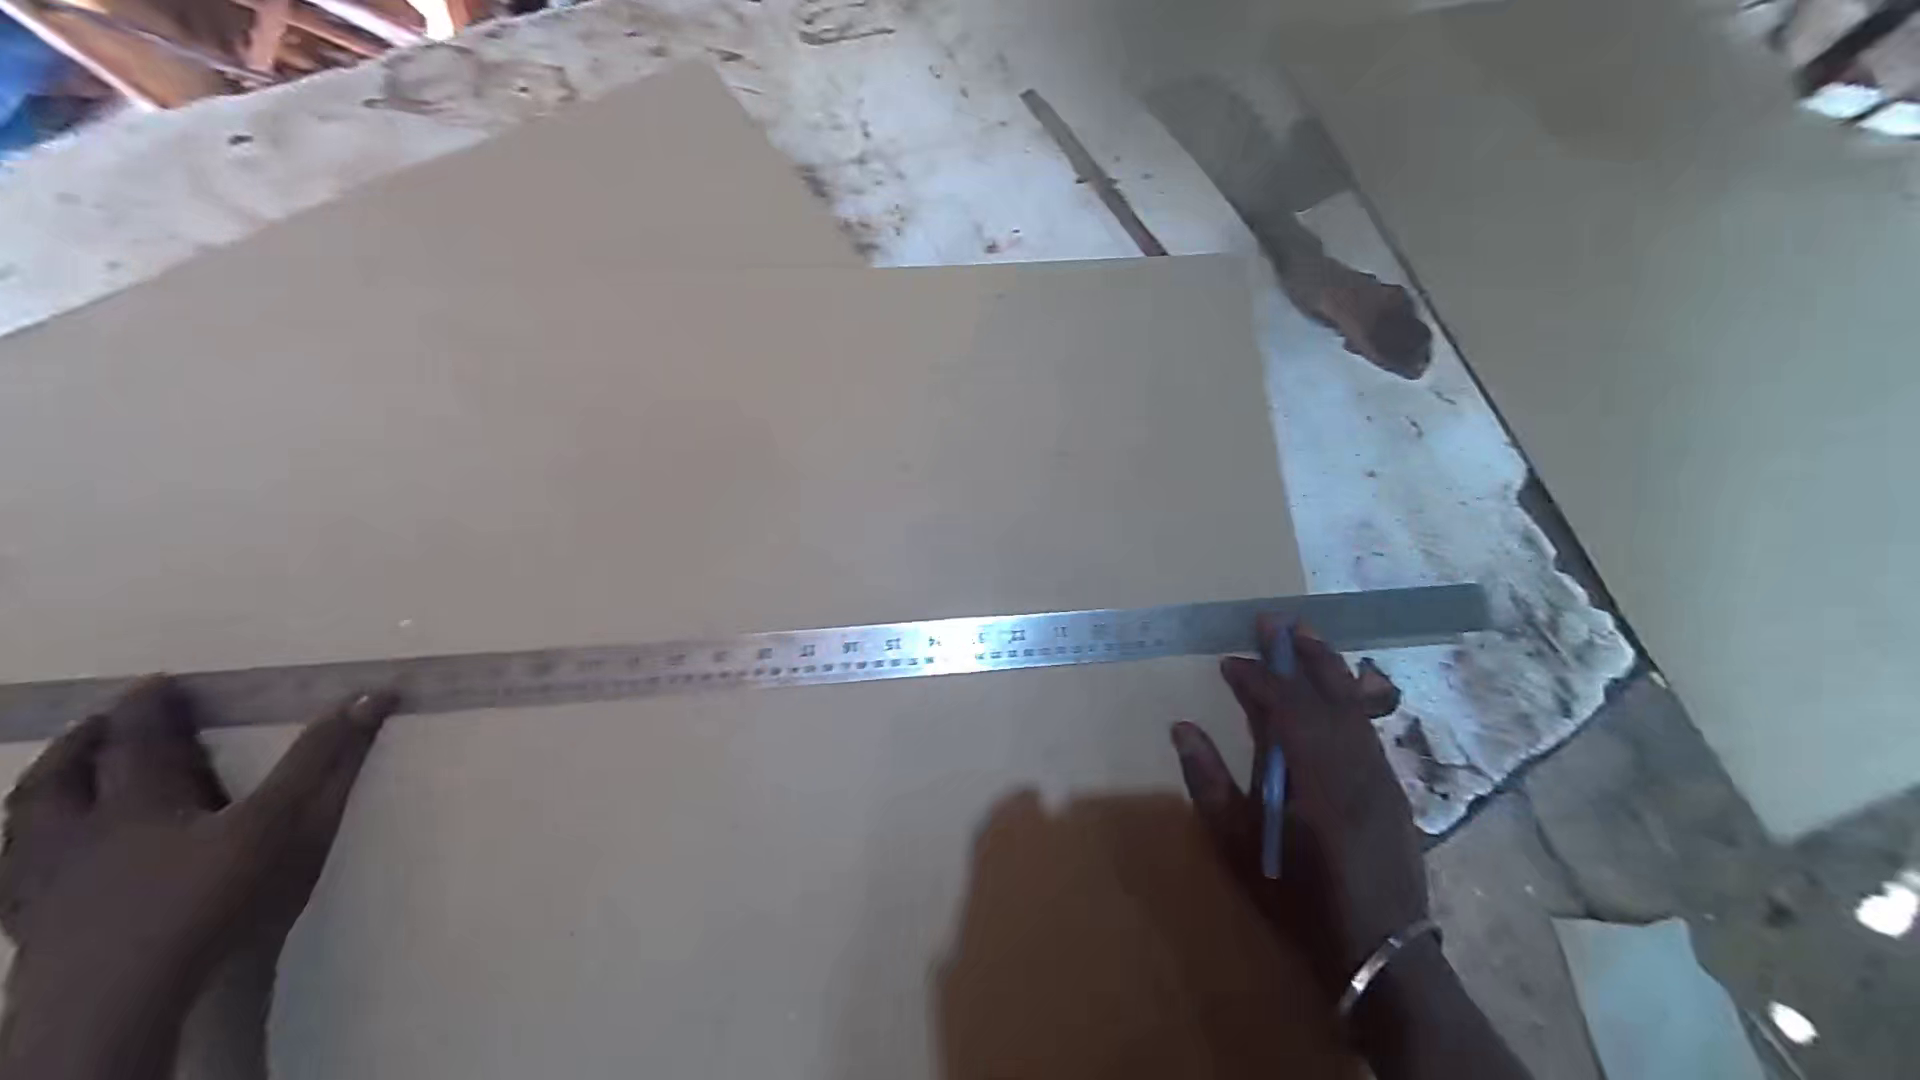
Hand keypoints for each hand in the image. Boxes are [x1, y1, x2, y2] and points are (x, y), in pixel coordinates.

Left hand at [0, 677, 394, 1077]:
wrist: (115, 1000)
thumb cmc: (204, 899)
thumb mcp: (279, 823)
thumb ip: (322, 760)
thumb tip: (371, 696)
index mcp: (136, 804)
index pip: (141, 740)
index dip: (149, 707)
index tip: (155, 681)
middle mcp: (78, 834)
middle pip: (64, 778)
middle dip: (85, 742)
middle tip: (101, 721)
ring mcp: (43, 885)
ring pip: (25, 826)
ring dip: (43, 789)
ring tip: (59, 774)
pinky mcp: (33, 928)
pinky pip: (14, 880)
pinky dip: (20, 855)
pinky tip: (30, 862)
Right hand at [1170, 619, 1427, 993]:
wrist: (1379, 951)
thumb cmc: (1297, 894)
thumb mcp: (1237, 843)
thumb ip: (1208, 780)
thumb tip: (1182, 727)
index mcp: (1313, 774)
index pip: (1283, 705)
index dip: (1255, 678)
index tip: (1228, 662)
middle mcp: (1352, 763)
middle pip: (1328, 692)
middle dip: (1301, 653)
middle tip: (1277, 621)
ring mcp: (1379, 774)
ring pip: (1355, 705)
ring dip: (1329, 668)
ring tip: (1309, 638)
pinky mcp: (1391, 789)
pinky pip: (1369, 727)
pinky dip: (1352, 698)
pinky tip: (1345, 690)